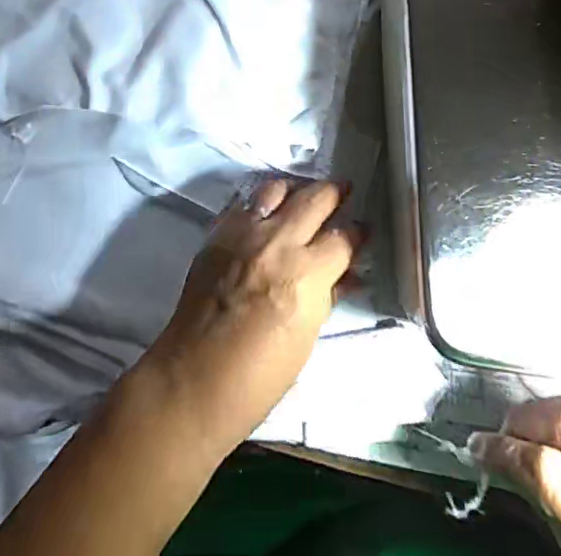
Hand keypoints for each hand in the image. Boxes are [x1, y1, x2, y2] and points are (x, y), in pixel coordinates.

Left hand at [129, 178, 359, 455]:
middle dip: (333, 193)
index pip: (342, 239)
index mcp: (306, 274)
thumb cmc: (262, 371)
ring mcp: (242, 233)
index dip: (357, 233)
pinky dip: (260, 201)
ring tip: (304, 193)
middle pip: (312, 200)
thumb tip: (346, 276)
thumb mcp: (307, 335)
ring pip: (275, 190)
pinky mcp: (216, 234)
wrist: (198, 371)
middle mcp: (276, 242)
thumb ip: (326, 295)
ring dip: (295, 189)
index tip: (363, 229)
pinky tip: (267, 208)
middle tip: (344, 189)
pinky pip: (242, 204)